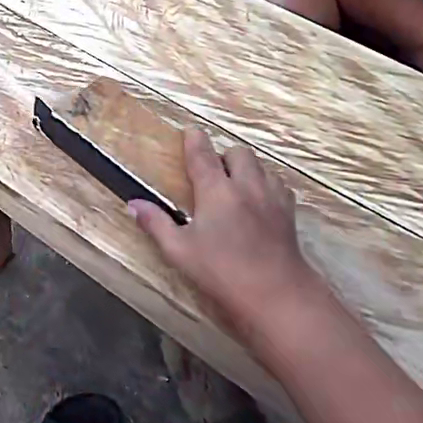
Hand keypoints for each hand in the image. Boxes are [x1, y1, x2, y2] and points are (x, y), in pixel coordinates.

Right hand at [129, 130, 341, 357]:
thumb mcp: (180, 251)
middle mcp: (246, 185)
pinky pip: (278, 184)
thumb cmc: (221, 272)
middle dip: (224, 156)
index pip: (202, 154)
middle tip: (213, 175)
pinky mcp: (289, 210)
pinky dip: (266, 185)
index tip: (190, 131)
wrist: (274, 291)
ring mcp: (272, 195)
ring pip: (261, 165)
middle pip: (238, 152)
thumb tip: (133, 204)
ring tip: (236, 188)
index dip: (194, 140)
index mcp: (216, 191)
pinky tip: (259, 202)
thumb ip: (156, 224)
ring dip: (247, 169)